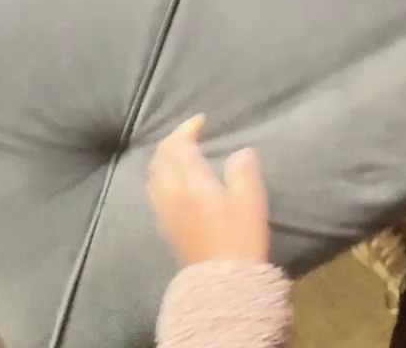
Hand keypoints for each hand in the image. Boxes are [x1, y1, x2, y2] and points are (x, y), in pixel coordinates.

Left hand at [147, 115, 270, 266]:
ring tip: (181, 150)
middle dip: (173, 140)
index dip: (187, 129)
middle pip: (162, 158)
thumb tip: (240, 151)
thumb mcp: (250, 201)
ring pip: (155, 174)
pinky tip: (174, 178)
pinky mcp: (167, 226)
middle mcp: (173, 194)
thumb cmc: (240, 238)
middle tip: (191, 132)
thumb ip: (243, 171)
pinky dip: (162, 173)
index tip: (201, 121)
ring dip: (165, 156)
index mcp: (192, 184)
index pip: (179, 147)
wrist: (222, 284)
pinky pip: (156, 190)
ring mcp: (166, 212)